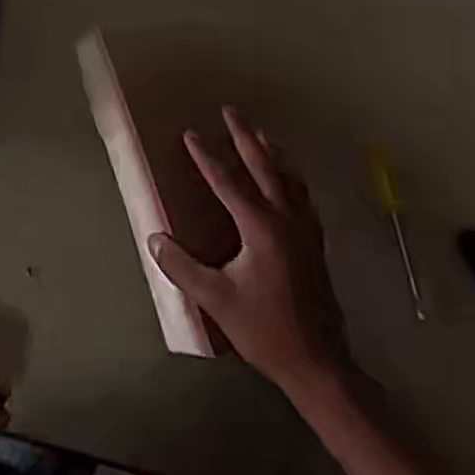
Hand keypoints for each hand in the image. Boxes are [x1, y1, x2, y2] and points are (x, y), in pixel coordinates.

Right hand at [149, 106, 348, 392]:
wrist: (318, 362)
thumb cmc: (266, 330)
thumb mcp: (217, 299)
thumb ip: (183, 267)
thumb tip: (155, 239)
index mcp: (262, 227)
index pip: (228, 181)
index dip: (207, 156)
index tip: (192, 134)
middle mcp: (286, 218)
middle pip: (264, 165)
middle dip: (245, 136)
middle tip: (231, 112)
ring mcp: (305, 228)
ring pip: (288, 176)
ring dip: (270, 151)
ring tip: (260, 134)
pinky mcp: (315, 241)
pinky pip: (301, 194)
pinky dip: (289, 175)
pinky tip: (288, 179)